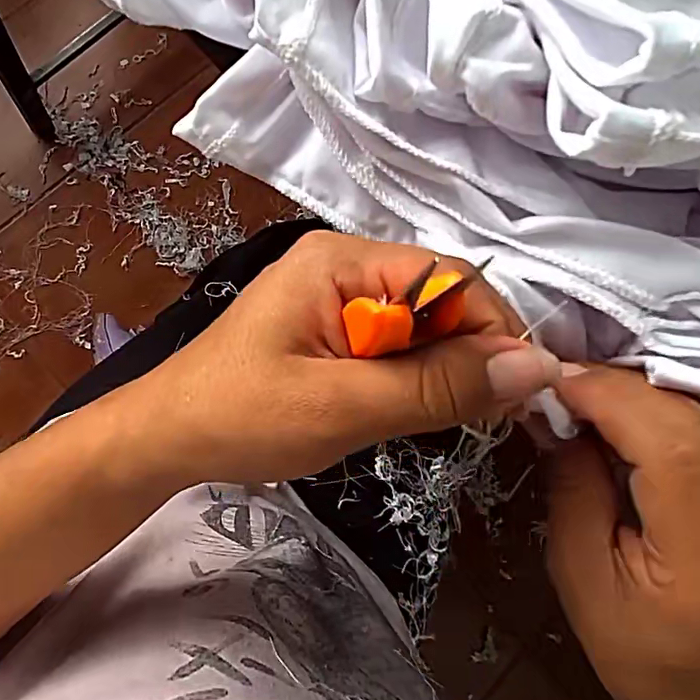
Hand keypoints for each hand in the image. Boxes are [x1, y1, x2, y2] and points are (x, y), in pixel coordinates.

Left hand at [112, 230, 561, 487]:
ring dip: (441, 369)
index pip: (447, 278)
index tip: (520, 393)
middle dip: (467, 354)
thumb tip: (535, 367)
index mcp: (342, 260)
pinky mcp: (333, 324)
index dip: (492, 329)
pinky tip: (408, 407)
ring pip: (422, 325)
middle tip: (487, 418)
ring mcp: (338, 292)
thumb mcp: (343, 406)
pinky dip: (414, 376)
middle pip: (438, 298)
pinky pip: (396, 342)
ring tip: (448, 418)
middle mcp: (346, 262)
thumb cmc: (240, 418)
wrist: (164, 439)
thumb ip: (437, 386)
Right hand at [545, 366, 699, 699]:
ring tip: (614, 407)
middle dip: (631, 390)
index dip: (616, 396)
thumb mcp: (579, 579)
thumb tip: (558, 402)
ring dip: (663, 400)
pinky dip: (697, 420)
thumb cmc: (644, 665)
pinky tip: (662, 429)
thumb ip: (571, 482)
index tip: (564, 378)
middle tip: (579, 387)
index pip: (678, 449)